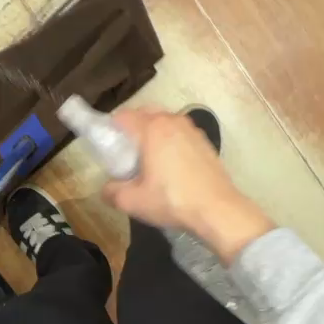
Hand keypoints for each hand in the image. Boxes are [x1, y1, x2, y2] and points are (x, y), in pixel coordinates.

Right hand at [101, 108, 273, 259]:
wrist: (216, 209)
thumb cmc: (171, 201)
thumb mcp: (132, 202)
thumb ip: (112, 192)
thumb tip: (106, 189)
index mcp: (152, 128)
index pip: (123, 116)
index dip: (110, 130)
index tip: (107, 148)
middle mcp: (172, 120)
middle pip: (144, 114)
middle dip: (131, 129)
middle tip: (125, 154)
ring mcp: (192, 129)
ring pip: (164, 123)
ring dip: (152, 135)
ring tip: (148, 161)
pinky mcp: (204, 142)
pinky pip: (179, 134)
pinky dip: (169, 142)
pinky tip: (169, 167)